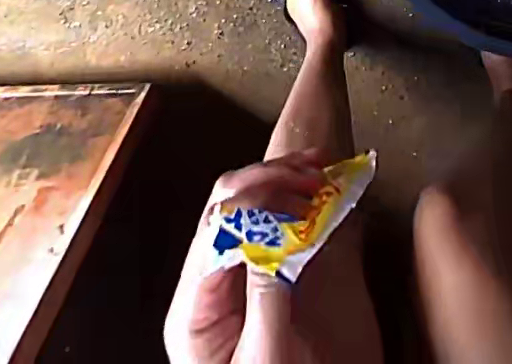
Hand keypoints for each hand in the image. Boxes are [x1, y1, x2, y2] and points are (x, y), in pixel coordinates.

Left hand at [164, 151, 327, 363]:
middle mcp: (202, 276)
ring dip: (279, 179)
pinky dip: (287, 194)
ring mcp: (223, 268)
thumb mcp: (266, 361)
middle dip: (268, 181)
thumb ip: (267, 298)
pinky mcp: (248, 267)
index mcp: (194, 305)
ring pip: (241, 202)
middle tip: (313, 176)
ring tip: (317, 168)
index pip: (215, 231)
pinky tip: (312, 180)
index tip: (298, 196)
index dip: (255, 203)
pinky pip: (261, 218)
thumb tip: (274, 234)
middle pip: (224, 206)